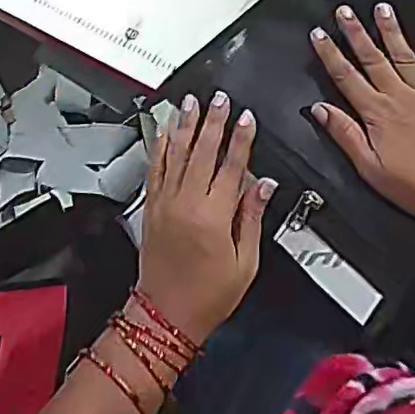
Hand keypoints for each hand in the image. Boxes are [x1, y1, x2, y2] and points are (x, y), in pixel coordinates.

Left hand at [138, 92, 275, 343]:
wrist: (166, 314)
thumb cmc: (207, 294)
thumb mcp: (244, 262)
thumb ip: (252, 218)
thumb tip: (262, 185)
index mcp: (214, 216)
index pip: (231, 166)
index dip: (241, 139)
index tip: (246, 118)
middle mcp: (187, 203)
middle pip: (202, 151)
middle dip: (213, 121)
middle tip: (219, 99)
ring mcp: (165, 201)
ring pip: (176, 153)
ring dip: (184, 125)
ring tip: (190, 103)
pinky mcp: (152, 205)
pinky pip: (155, 168)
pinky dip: (159, 146)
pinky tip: (163, 130)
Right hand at [309, 3, 414, 246]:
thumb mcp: (370, 168)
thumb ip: (344, 134)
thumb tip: (321, 111)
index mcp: (378, 115)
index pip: (346, 77)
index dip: (330, 54)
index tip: (319, 35)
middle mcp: (400, 99)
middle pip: (372, 58)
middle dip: (355, 32)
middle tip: (345, 11)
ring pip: (404, 56)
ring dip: (391, 31)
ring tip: (382, 9)